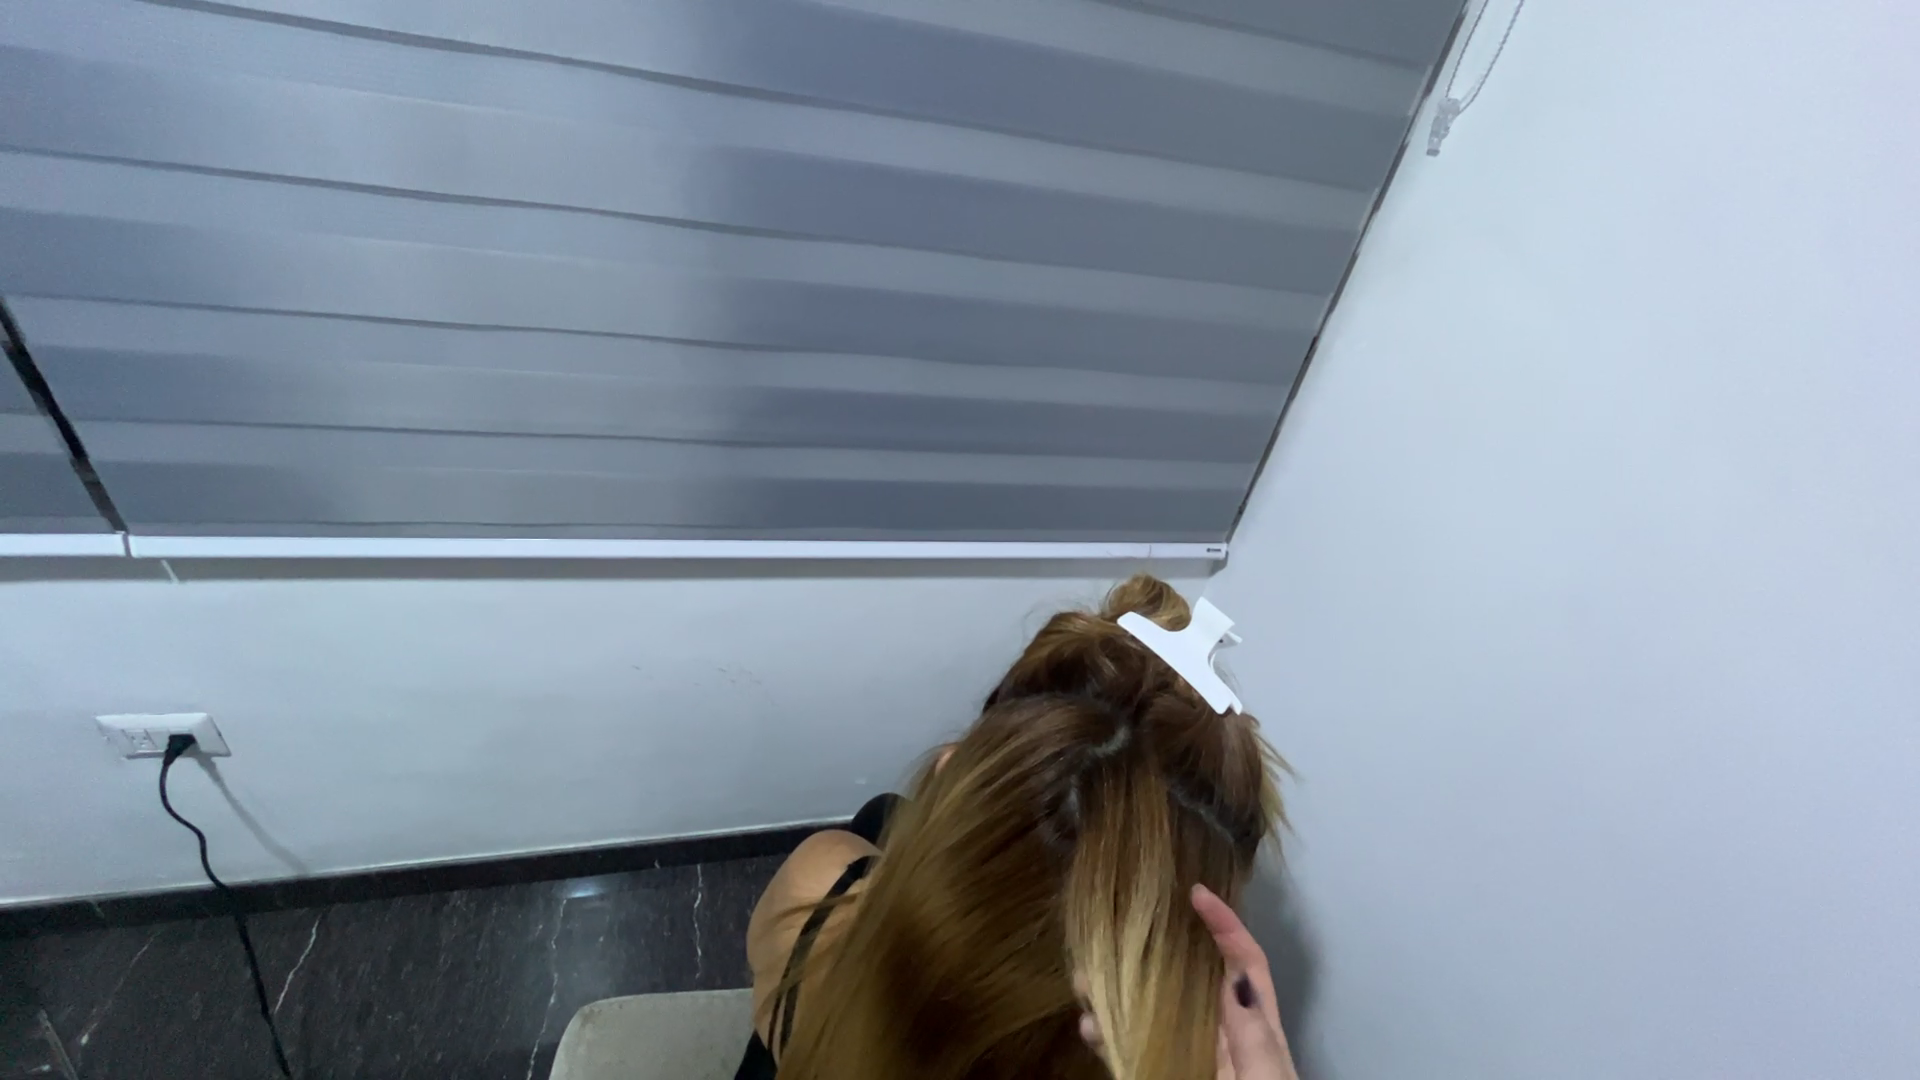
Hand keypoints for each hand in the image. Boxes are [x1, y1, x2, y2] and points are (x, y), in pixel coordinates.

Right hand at [1075, 884, 1299, 1079]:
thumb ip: (1252, 1037)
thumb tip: (1237, 973)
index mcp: (1255, 1031)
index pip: (1245, 962)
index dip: (1225, 923)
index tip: (1194, 892)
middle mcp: (1223, 1037)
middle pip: (1190, 976)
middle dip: (1154, 946)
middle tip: (1118, 923)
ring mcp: (1192, 1059)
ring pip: (1154, 1008)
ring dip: (1120, 987)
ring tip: (1085, 977)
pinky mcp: (1163, 1076)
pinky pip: (1134, 1050)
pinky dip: (1109, 1034)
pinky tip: (1089, 1026)